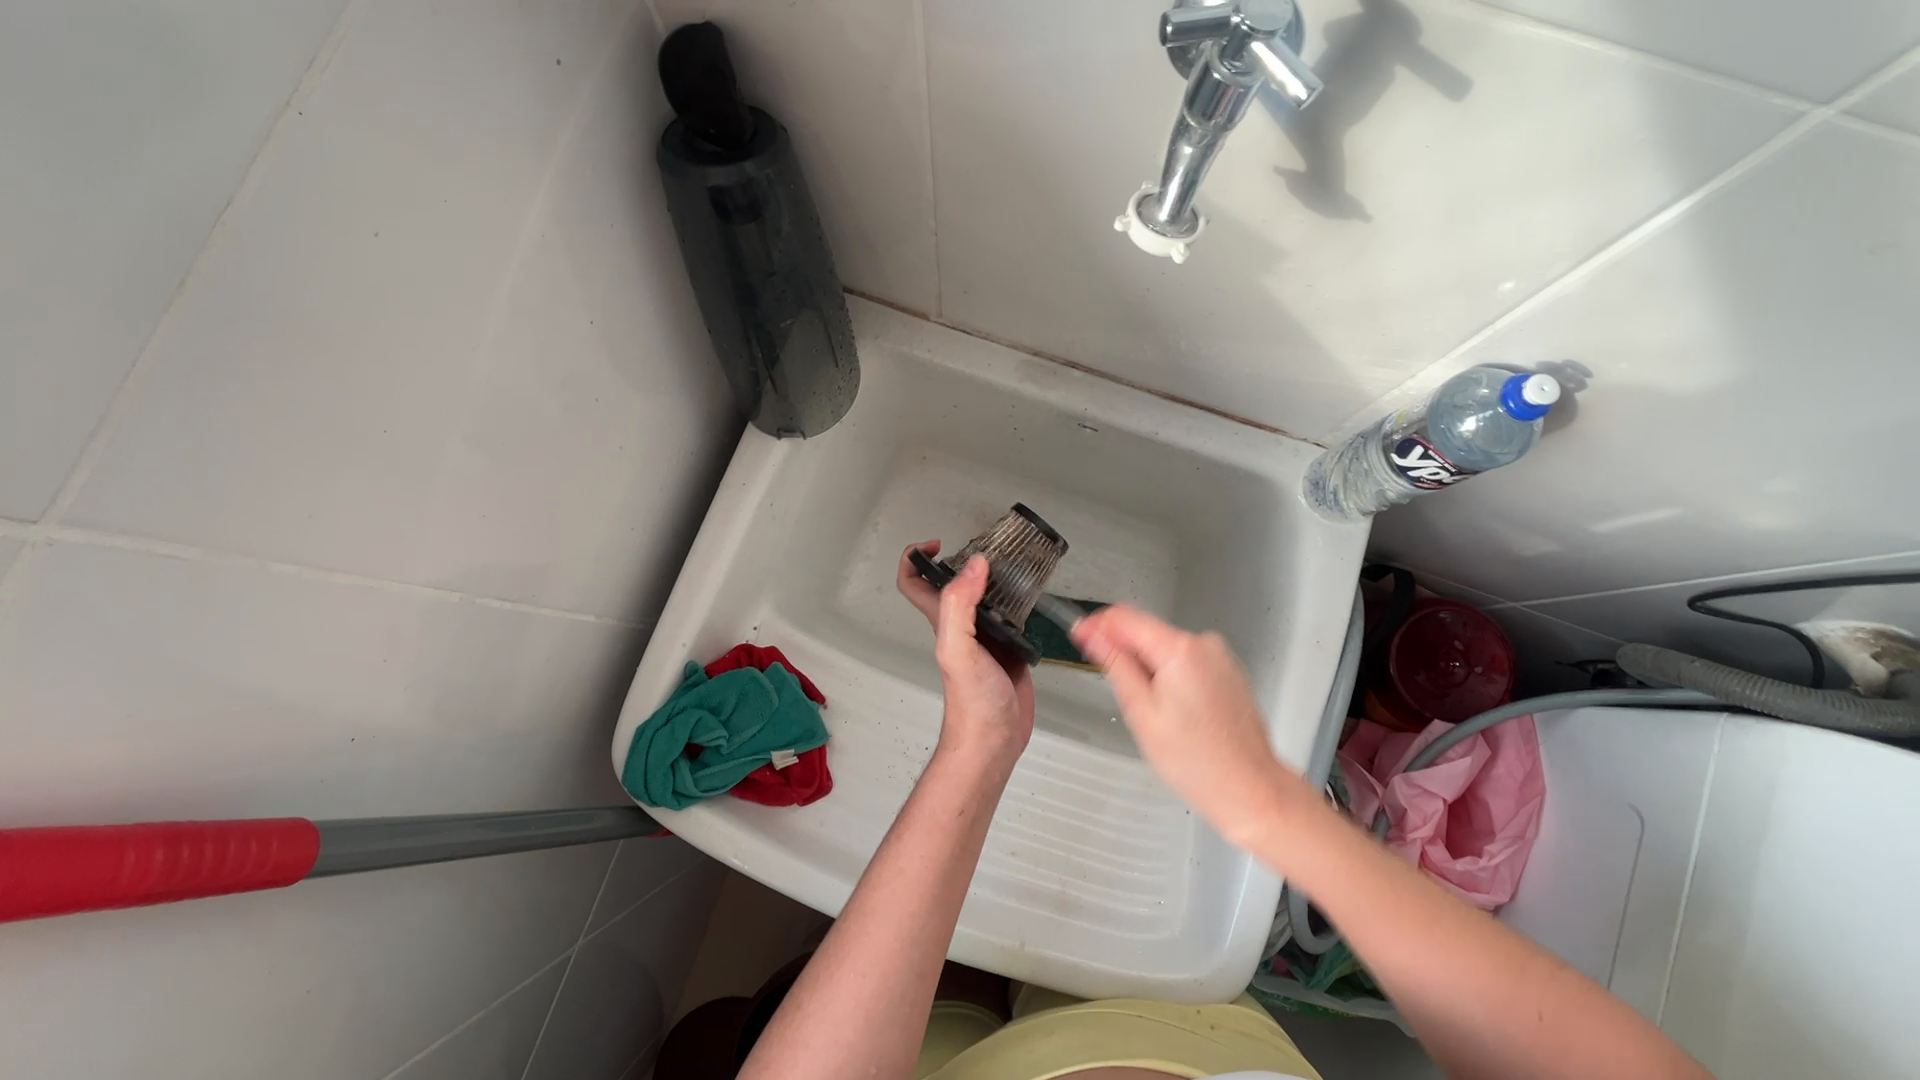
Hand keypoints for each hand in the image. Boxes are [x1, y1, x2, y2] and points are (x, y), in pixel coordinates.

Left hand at [897, 542, 1034, 766]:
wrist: (995, 740)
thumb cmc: (972, 706)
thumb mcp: (958, 649)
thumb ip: (961, 606)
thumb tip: (973, 567)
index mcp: (943, 622)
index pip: (913, 583)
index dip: (915, 558)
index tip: (937, 544)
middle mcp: (962, 627)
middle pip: (952, 585)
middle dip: (962, 561)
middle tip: (983, 546)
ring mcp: (985, 639)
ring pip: (983, 599)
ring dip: (993, 579)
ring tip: (1009, 562)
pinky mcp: (1009, 650)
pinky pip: (1011, 618)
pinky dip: (1020, 603)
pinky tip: (1030, 598)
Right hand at [1073, 606, 1314, 839]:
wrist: (1248, 787)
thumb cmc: (1200, 762)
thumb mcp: (1141, 712)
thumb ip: (1115, 665)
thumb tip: (1093, 636)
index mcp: (1180, 651)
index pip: (1125, 617)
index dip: (1097, 626)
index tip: (1081, 635)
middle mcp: (1204, 646)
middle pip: (1147, 633)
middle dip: (1125, 656)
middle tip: (1124, 697)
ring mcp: (1219, 658)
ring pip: (1165, 650)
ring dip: (1149, 671)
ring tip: (1156, 715)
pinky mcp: (1226, 672)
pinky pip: (1186, 664)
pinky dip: (1171, 680)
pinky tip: (1177, 716)